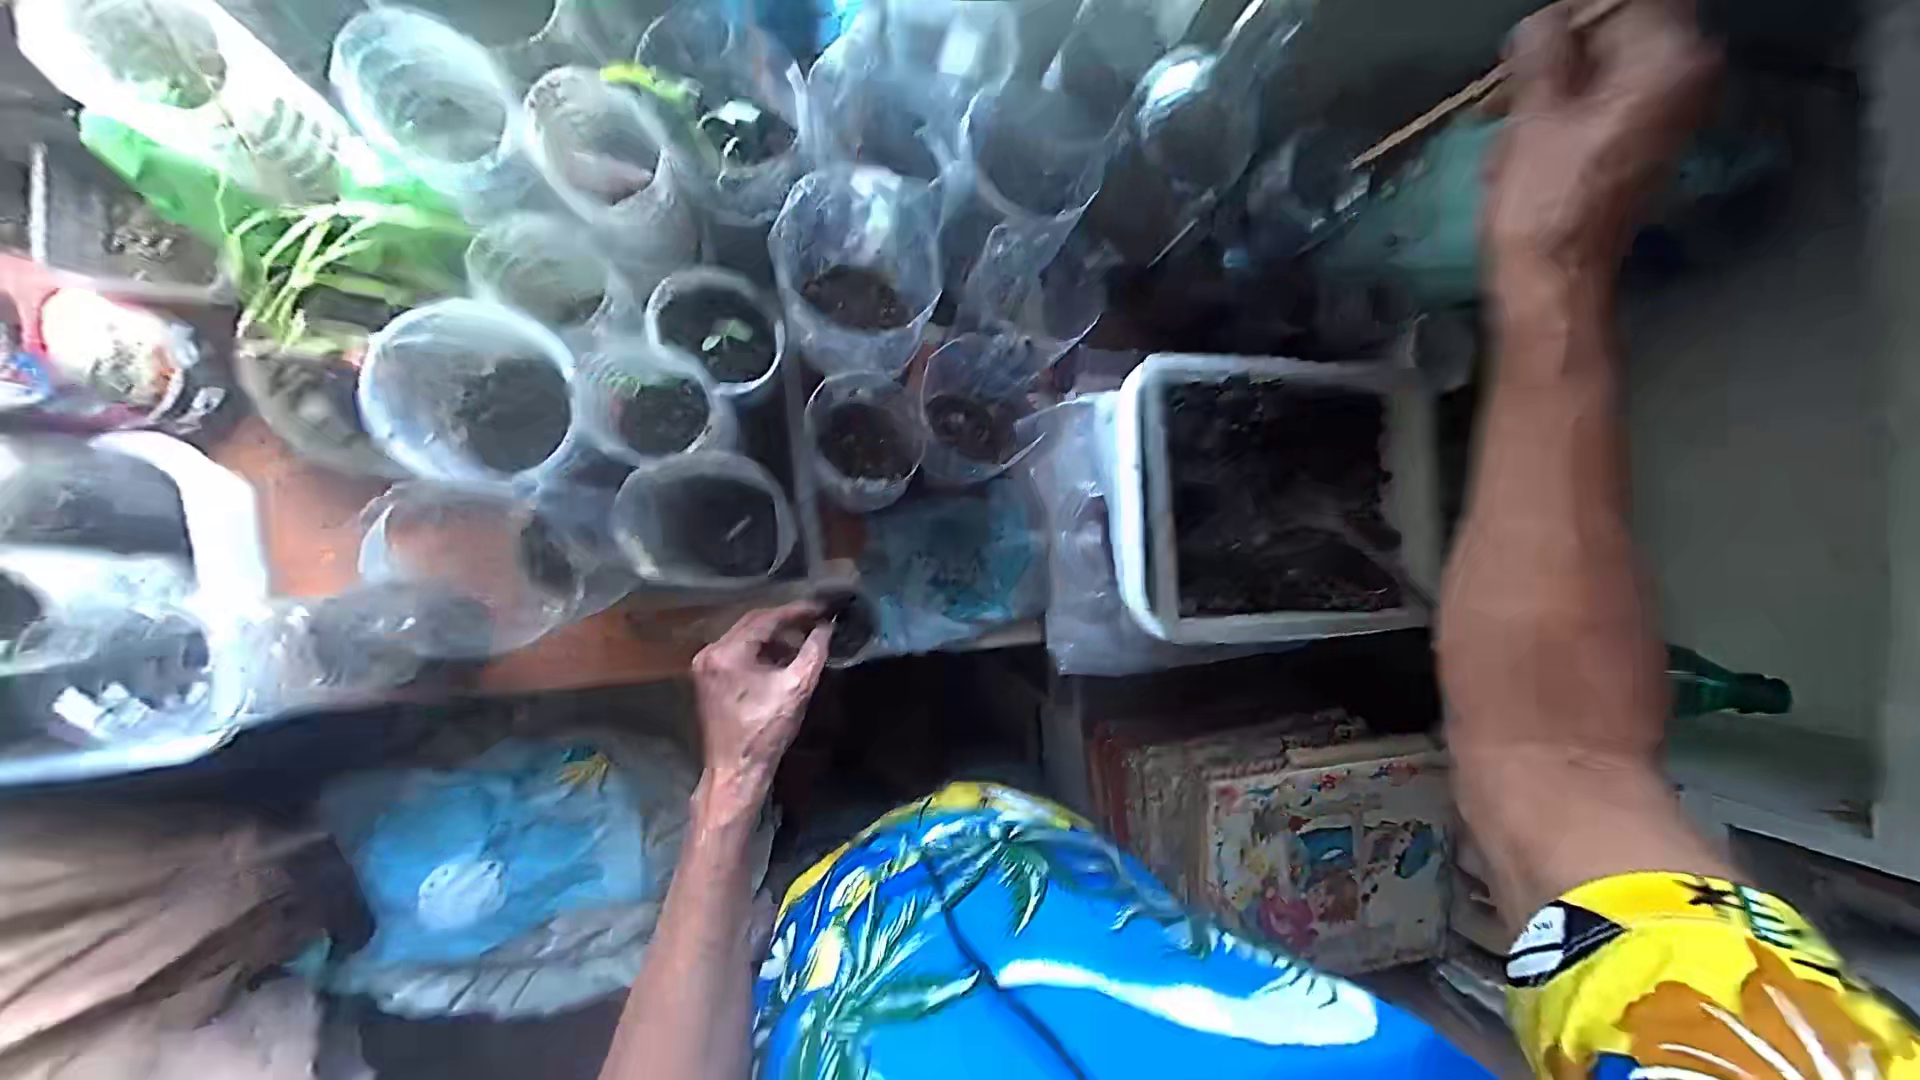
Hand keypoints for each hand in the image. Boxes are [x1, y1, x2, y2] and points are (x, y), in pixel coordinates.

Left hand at [691, 603, 830, 811]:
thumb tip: (827, 626)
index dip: (797, 611)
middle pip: (754, 622)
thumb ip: (814, 651)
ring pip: (746, 635)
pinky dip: (762, 649)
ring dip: (775, 634)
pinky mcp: (709, 677)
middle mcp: (711, 652)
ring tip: (804, 638)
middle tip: (815, 619)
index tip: (822, 608)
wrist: (737, 770)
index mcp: (728, 653)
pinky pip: (739, 650)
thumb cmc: (766, 731)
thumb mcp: (797, 687)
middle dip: (787, 620)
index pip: (767, 618)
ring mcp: (706, 664)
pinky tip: (784, 656)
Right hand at [1484, 0, 1717, 307]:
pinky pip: (1595, 117)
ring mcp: (1659, 119)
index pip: (1628, 2)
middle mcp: (1681, 80)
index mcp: (1668, 60)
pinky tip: (1514, 157)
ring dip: (1541, 101)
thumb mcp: (1532, 122)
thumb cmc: (1539, 204)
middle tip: (1495, 98)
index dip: (1568, 18)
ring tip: (1497, 137)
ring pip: (1597, 83)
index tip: (1516, 51)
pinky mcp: (1632, 152)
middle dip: (1549, 65)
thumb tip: (1537, 23)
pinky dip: (1553, 127)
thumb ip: (1540, 59)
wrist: (1551, 280)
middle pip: (1615, 41)